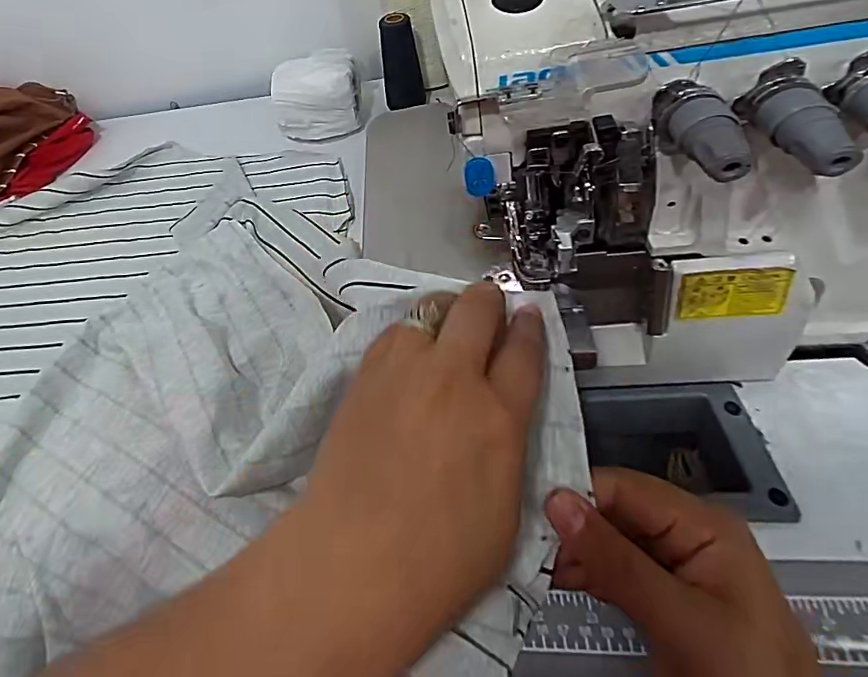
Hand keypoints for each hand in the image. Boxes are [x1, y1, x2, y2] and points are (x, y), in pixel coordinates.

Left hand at [46, 284, 545, 676]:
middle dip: (488, 300)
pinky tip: (403, 348)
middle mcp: (443, 383)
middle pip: (475, 312)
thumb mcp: (491, 511)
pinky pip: (388, 336)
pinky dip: (404, 334)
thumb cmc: (430, 565)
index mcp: (489, 421)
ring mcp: (395, 374)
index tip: (526, 312)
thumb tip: (492, 408)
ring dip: (442, 311)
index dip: (527, 327)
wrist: (340, 570)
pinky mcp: (355, 377)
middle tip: (491, 298)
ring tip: (446, 317)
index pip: (520, 351)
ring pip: (427, 313)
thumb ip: (496, 445)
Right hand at [546, 467, 817, 676]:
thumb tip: (559, 503)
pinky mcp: (665, 595)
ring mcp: (676, 566)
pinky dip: (586, 572)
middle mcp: (689, 534)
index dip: (577, 492)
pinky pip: (616, 568)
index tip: (530, 506)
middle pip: (614, 510)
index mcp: (705, 524)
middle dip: (572, 525)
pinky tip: (561, 578)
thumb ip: (618, 560)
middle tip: (529, 541)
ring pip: (610, 539)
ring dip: (574, 551)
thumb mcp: (681, 620)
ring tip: (538, 563)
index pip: (624, 486)